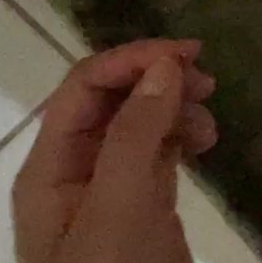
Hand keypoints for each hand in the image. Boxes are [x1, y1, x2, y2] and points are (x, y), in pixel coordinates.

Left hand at [13, 39, 219, 262]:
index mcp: (51, 166)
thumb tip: (165, 64)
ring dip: (179, 105)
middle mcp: (75, 167)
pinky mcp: (140, 198)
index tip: (191, 54)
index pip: (84, 85)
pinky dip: (186, 130)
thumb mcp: (118, 208)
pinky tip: (207, 143)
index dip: (134, 59)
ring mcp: (108, 183)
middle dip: (161, 78)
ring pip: (143, 115)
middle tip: (209, 84)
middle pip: (115, 95)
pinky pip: (161, 143)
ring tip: (210, 127)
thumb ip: (135, 135)